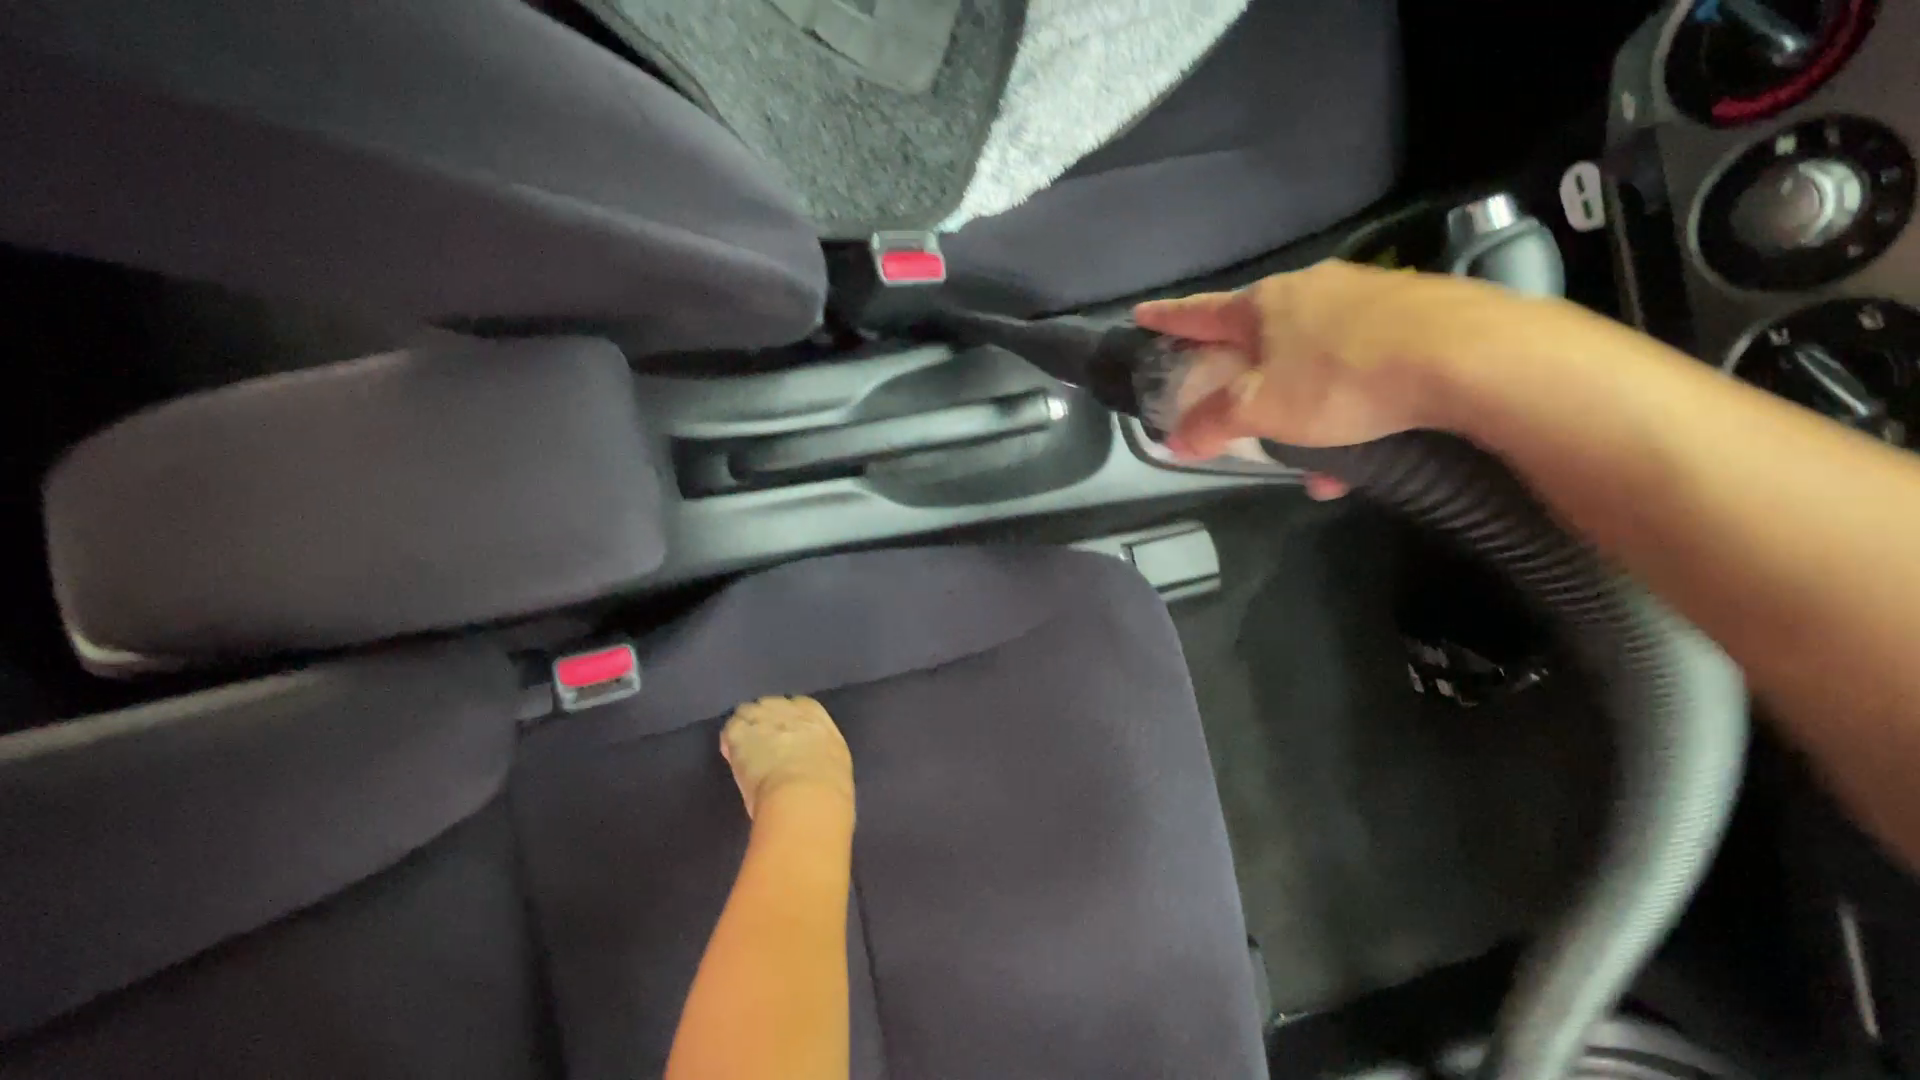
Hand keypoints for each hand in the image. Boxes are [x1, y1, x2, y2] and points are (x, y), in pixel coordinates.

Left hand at [720, 696, 854, 818]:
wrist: (805, 794)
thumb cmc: (829, 785)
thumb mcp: (834, 759)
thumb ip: (817, 749)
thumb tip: (808, 756)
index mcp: (815, 715)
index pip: (798, 704)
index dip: (788, 719)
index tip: (785, 734)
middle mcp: (787, 709)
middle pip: (769, 704)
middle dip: (765, 719)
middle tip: (763, 742)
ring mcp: (761, 718)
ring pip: (746, 712)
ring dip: (746, 727)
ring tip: (745, 749)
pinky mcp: (739, 733)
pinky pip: (729, 730)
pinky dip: (730, 742)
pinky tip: (733, 757)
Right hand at [1133, 260, 1524, 460]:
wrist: (1468, 356)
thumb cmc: (1343, 377)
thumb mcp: (1265, 409)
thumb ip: (1215, 423)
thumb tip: (1176, 441)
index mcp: (1265, 304)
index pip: (1200, 312)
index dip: (1167, 318)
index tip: (1141, 315)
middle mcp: (1311, 289)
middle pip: (1262, 332)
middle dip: (1248, 372)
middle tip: (1238, 400)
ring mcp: (1367, 295)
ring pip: (1317, 354)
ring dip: (1306, 402)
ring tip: (1315, 455)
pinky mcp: (1416, 312)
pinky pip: (1363, 362)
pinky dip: (1352, 402)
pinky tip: (1365, 445)